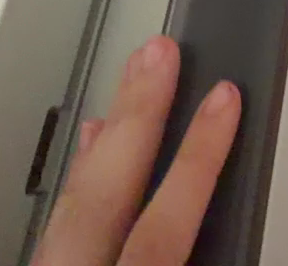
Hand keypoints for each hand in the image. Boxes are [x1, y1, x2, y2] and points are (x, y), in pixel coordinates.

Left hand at [32, 36, 240, 265]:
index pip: (159, 234)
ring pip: (67, 208)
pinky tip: (90, 144)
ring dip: (106, 137)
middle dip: (134, 120)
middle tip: (159, 53)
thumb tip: (238, 225)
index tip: (225, 97)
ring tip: (132, 75)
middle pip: (101, 202)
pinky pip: (49, 228)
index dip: (196, 160)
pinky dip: (77, 179)